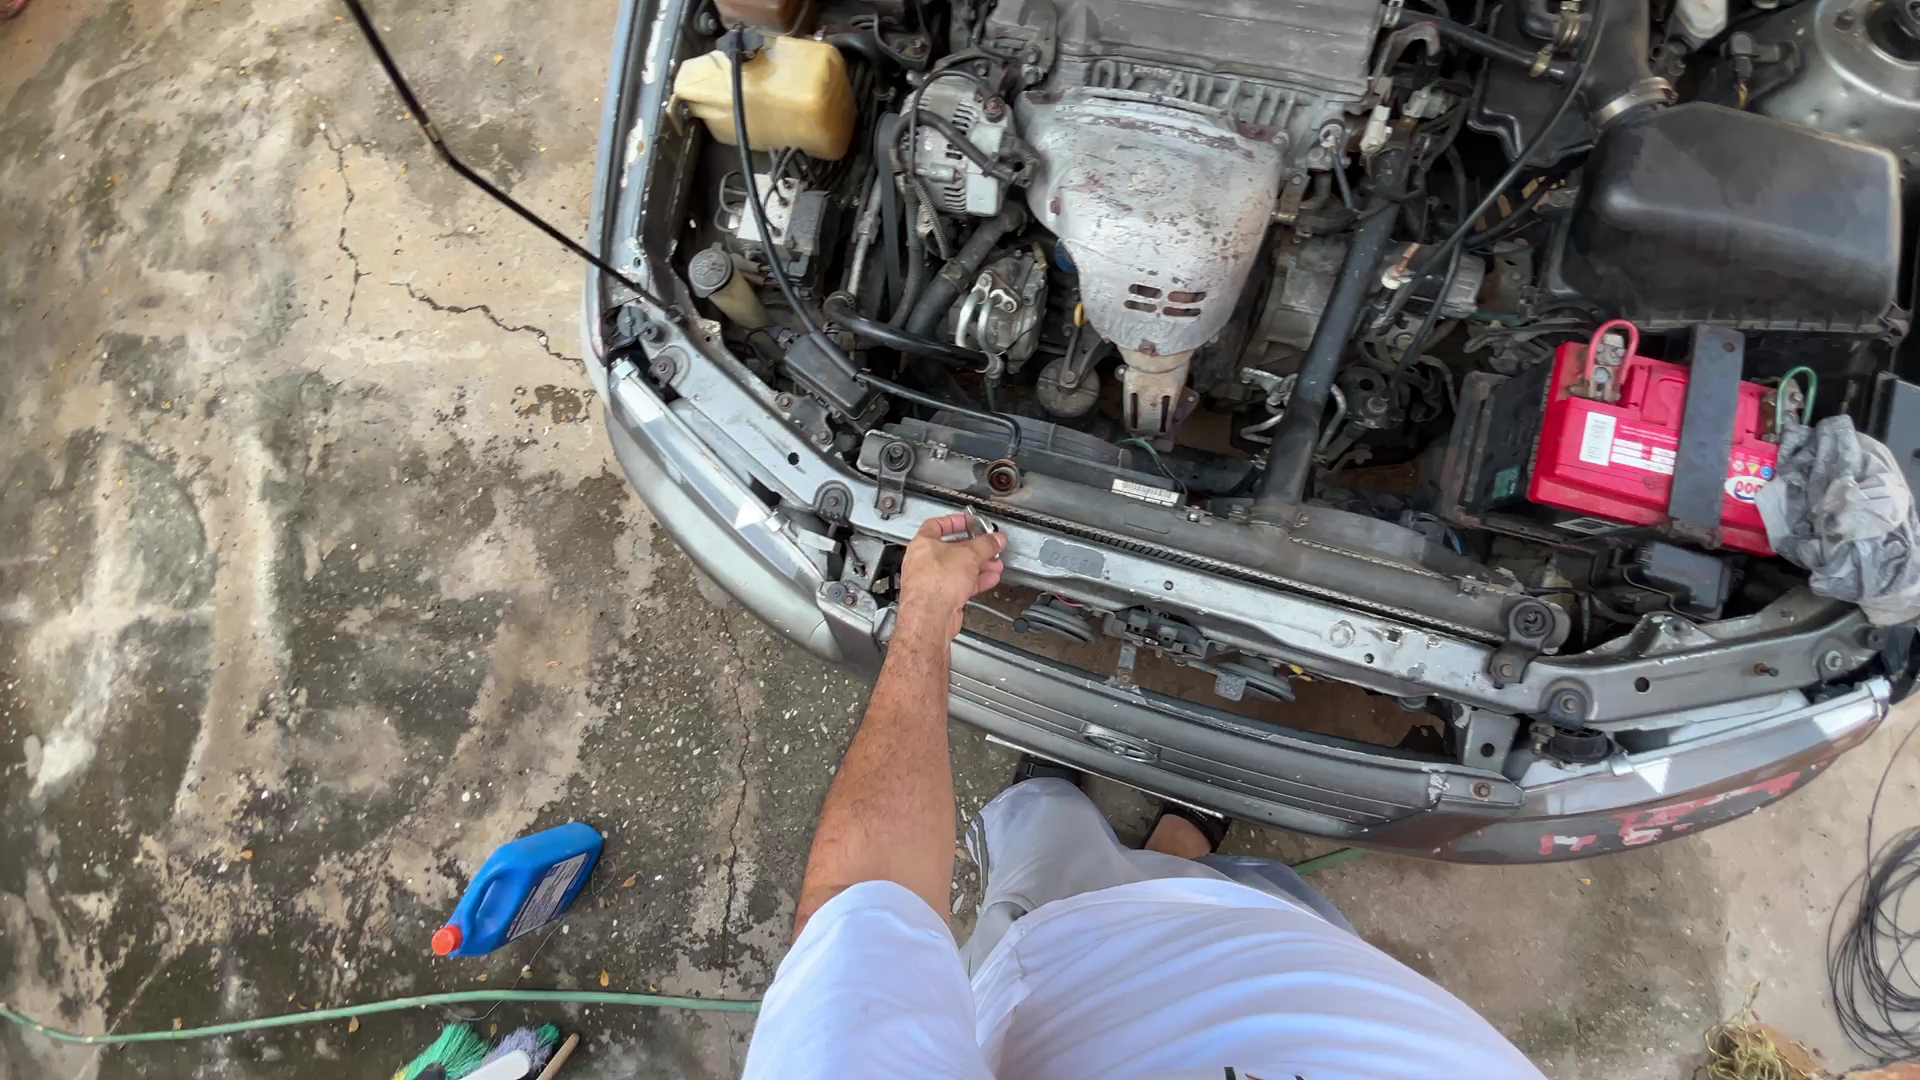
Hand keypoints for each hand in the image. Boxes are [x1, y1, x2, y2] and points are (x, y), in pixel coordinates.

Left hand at [897, 514, 1007, 639]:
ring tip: (995, 564)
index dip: (956, 522)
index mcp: (922, 544)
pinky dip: (976, 581)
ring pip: (958, 569)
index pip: (937, 525)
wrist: (930, 617)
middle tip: (989, 546)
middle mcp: (924, 562)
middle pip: (953, 549)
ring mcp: (932, 581)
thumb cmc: (934, 584)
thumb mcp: (968, 555)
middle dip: (975, 549)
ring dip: (979, 566)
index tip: (969, 522)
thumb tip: (995, 539)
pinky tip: (990, 579)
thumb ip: (985, 545)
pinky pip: (961, 585)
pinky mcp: (941, 597)